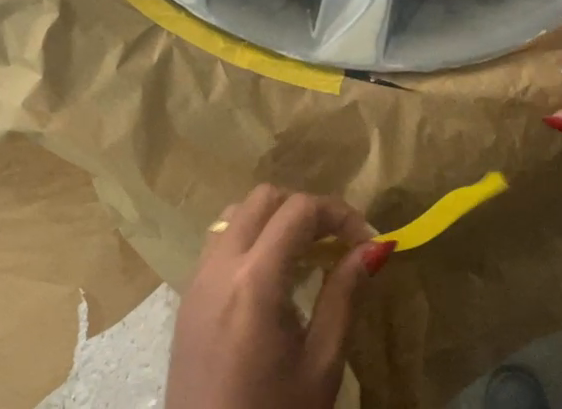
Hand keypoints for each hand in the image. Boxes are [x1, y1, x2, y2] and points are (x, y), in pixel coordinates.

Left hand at [166, 185, 393, 408]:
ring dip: (274, 220)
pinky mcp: (187, 298)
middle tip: (338, 242)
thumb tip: (374, 247)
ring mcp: (196, 280)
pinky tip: (274, 277)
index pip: (299, 210)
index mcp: (254, 280)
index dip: (340, 214)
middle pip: (263, 198)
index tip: (368, 241)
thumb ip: (344, 295)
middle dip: (306, 208)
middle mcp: (218, 266)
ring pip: (235, 214)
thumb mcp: (321, 363)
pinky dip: (250, 239)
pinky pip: (219, 243)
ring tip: (306, 255)